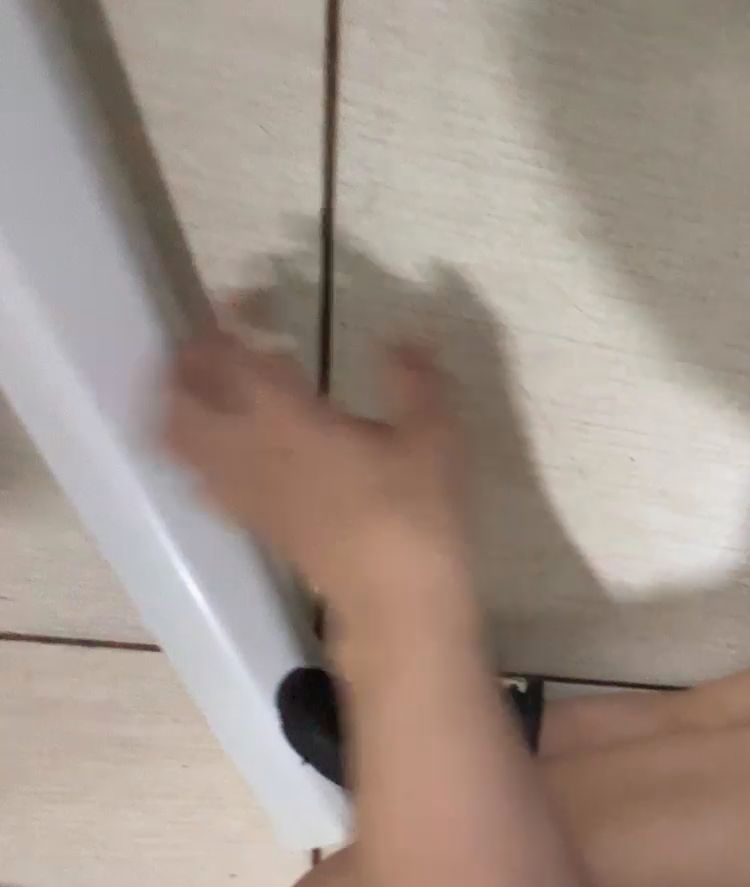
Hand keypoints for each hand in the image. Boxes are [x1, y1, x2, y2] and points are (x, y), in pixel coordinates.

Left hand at [163, 319, 470, 615]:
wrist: (396, 589)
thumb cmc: (420, 509)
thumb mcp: (436, 438)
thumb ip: (416, 381)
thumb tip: (408, 335)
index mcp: (287, 417)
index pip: (238, 350)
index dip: (239, 314)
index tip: (258, 296)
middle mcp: (243, 444)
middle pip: (183, 385)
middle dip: (195, 352)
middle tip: (225, 335)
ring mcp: (238, 483)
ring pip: (174, 427)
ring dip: (179, 393)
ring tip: (207, 381)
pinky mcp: (247, 514)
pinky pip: (194, 467)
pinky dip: (194, 440)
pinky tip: (226, 443)